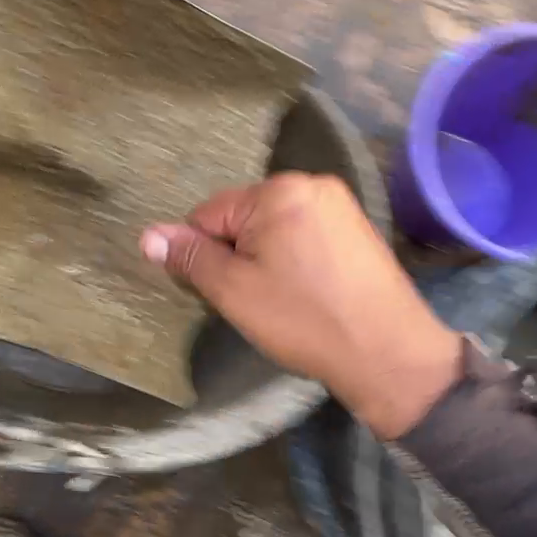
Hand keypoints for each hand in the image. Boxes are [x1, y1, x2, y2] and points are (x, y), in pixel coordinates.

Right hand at [141, 174, 463, 437]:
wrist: (388, 353)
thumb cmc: (303, 320)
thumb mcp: (234, 291)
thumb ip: (190, 258)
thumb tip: (147, 235)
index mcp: (279, 191)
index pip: (209, 215)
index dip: (205, 256)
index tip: (225, 291)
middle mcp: (312, 183)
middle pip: (242, 218)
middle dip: (238, 254)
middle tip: (256, 298)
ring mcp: (340, 204)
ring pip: (272, 227)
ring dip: (265, 257)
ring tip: (284, 297)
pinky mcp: (357, 227)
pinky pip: (303, 234)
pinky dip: (293, 259)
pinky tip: (307, 291)